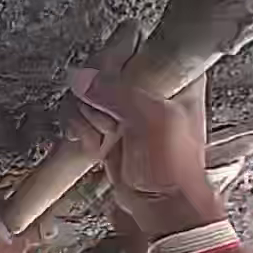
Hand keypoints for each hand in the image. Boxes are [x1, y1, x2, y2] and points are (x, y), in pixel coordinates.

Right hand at [64, 22, 227, 245]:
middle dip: (97, 94)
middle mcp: (146, 87)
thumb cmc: (173, 165)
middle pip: (102, 67)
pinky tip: (94, 142)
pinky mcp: (106, 128)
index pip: (136, 43)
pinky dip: (80, 128)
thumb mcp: (152, 120)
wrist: (163, 209)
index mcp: (172, 76)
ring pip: (86, 92)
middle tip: (110, 115)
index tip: (114, 72)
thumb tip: (80, 79)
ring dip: (87, 116)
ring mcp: (123, 109)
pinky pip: (78, 114)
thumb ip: (115, 94)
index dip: (119, 54)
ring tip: (106, 135)